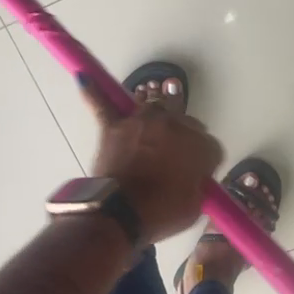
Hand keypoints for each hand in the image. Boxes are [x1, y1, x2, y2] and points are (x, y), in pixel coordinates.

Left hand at [80, 78, 221, 244]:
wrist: (120, 214)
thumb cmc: (162, 212)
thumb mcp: (195, 204)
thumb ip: (198, 181)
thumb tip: (194, 174)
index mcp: (198, 143)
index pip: (210, 145)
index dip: (204, 161)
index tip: (197, 175)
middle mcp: (172, 123)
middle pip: (184, 121)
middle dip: (184, 137)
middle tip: (174, 160)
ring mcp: (140, 121)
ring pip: (153, 106)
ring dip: (156, 113)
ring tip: (154, 122)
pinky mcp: (113, 127)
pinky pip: (102, 104)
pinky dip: (93, 92)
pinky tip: (84, 78)